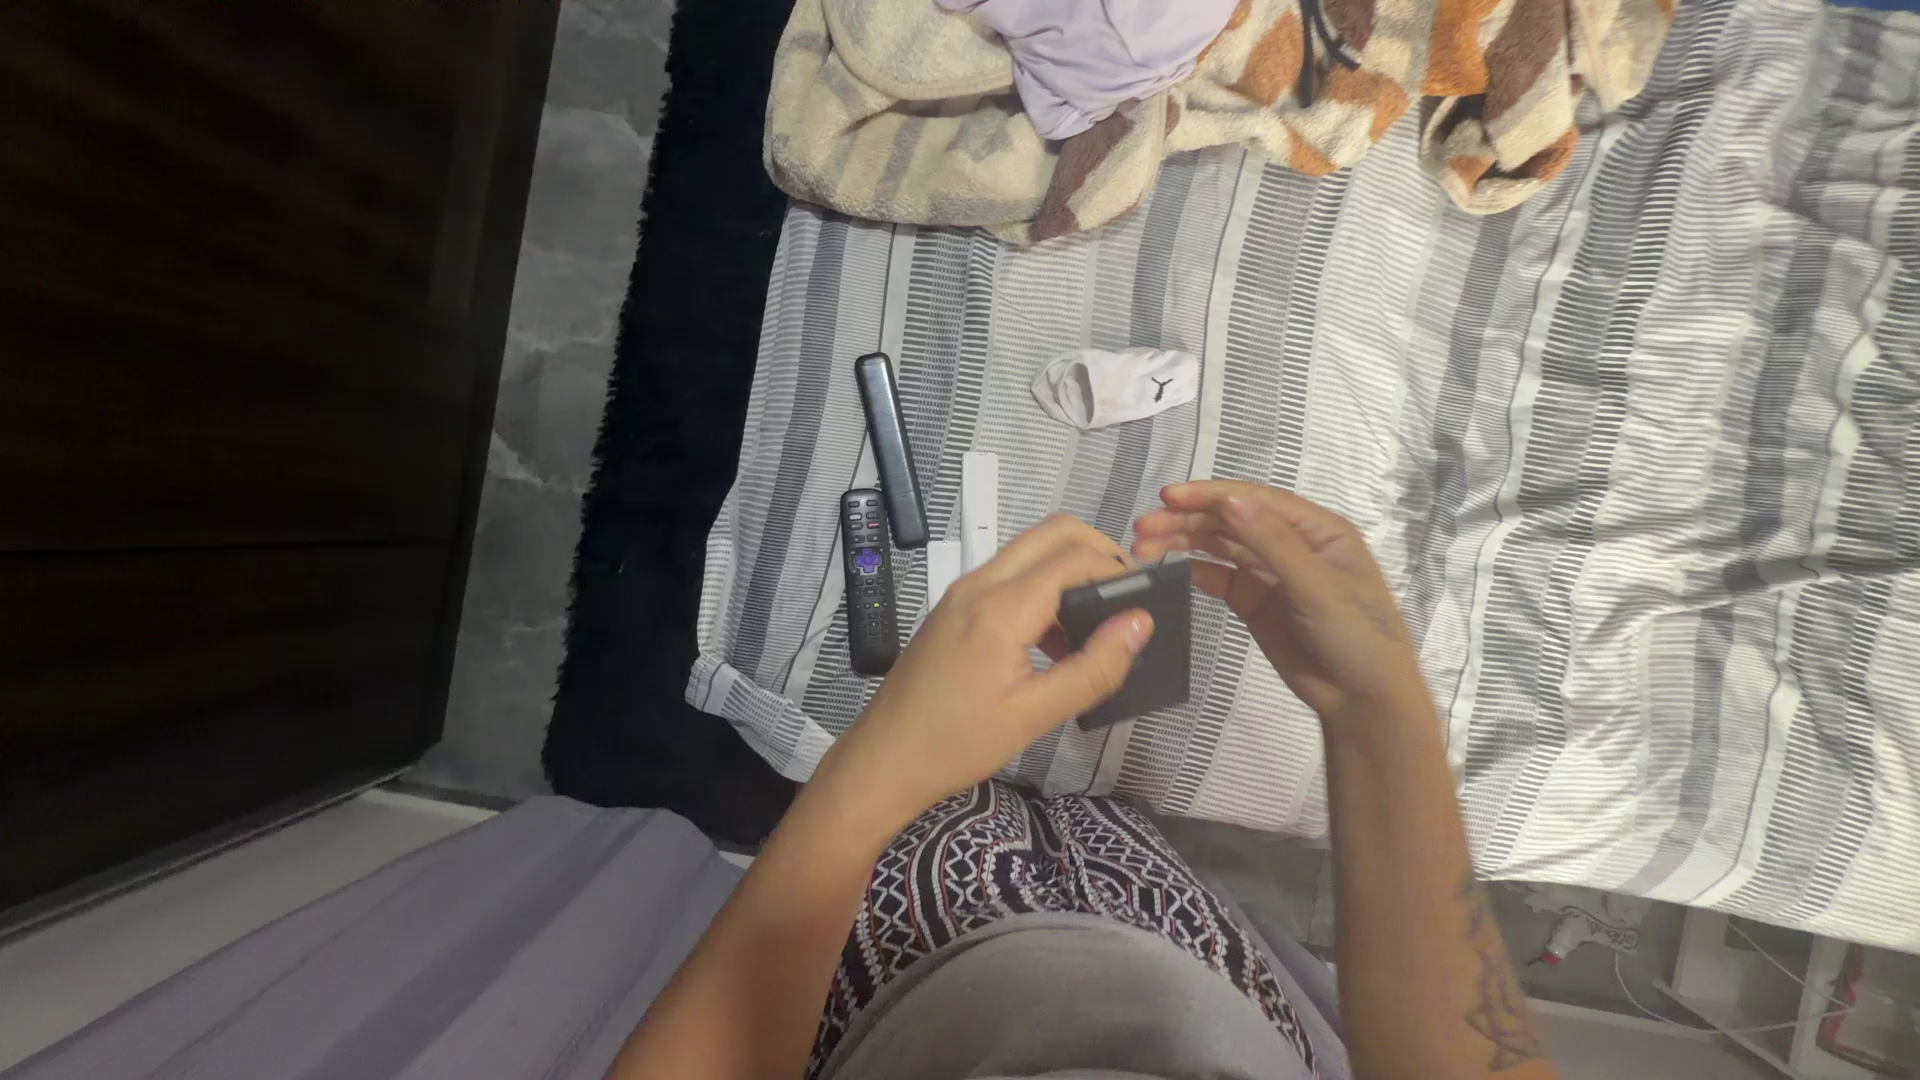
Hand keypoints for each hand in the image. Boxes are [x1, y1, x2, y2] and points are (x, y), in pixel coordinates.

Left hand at [811, 514, 1153, 830]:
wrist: (885, 756)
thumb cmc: (958, 743)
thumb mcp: (1034, 715)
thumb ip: (1092, 668)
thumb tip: (1140, 623)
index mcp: (1001, 607)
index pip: (1073, 558)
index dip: (1117, 568)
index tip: (1147, 598)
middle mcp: (980, 583)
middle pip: (1051, 533)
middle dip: (1097, 551)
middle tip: (1126, 594)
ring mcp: (963, 590)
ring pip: (1029, 550)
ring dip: (1069, 567)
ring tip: (1099, 619)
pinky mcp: (956, 605)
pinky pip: (1009, 575)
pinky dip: (1043, 586)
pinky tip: (1057, 637)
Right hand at [1132, 480, 1428, 726]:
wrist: (1362, 700)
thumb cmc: (1355, 635)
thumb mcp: (1317, 586)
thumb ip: (1271, 542)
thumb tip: (1227, 498)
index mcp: (1315, 528)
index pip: (1255, 500)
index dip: (1210, 495)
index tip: (1167, 497)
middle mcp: (1290, 543)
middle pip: (1230, 520)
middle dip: (1186, 520)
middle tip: (1142, 527)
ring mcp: (1269, 572)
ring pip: (1218, 546)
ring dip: (1181, 542)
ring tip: (1142, 547)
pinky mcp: (1252, 600)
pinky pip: (1217, 577)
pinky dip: (1191, 570)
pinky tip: (1165, 568)